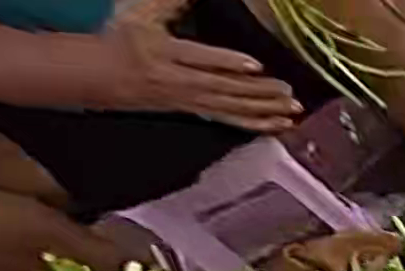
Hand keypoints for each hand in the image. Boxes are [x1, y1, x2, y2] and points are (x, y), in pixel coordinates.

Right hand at [101, 15, 300, 130]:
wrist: (110, 74)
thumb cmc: (128, 38)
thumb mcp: (140, 14)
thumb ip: (166, 3)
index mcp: (160, 49)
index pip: (198, 57)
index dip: (227, 61)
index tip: (256, 64)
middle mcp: (179, 78)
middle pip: (225, 86)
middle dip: (259, 89)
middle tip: (288, 89)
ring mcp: (194, 99)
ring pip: (236, 106)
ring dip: (268, 108)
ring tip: (295, 106)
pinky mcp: (205, 113)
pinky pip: (236, 121)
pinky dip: (262, 124)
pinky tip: (285, 124)